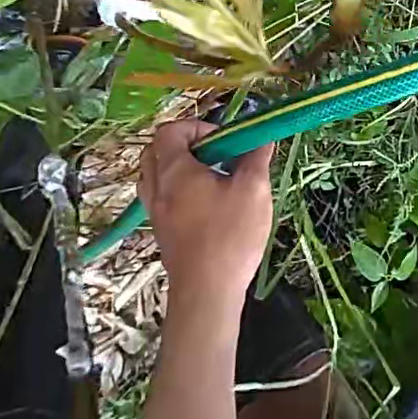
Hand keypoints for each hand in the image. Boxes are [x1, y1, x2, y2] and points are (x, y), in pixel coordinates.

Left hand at [137, 120, 274, 308]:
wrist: (207, 292)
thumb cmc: (230, 236)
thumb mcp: (254, 190)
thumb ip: (257, 157)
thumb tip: (262, 137)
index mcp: (175, 172)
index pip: (170, 131)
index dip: (197, 126)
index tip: (224, 140)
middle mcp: (157, 188)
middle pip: (156, 150)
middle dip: (186, 143)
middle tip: (216, 153)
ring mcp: (155, 211)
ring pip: (155, 173)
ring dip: (179, 165)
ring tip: (211, 174)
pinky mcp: (161, 229)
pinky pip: (160, 194)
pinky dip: (178, 186)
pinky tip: (207, 199)